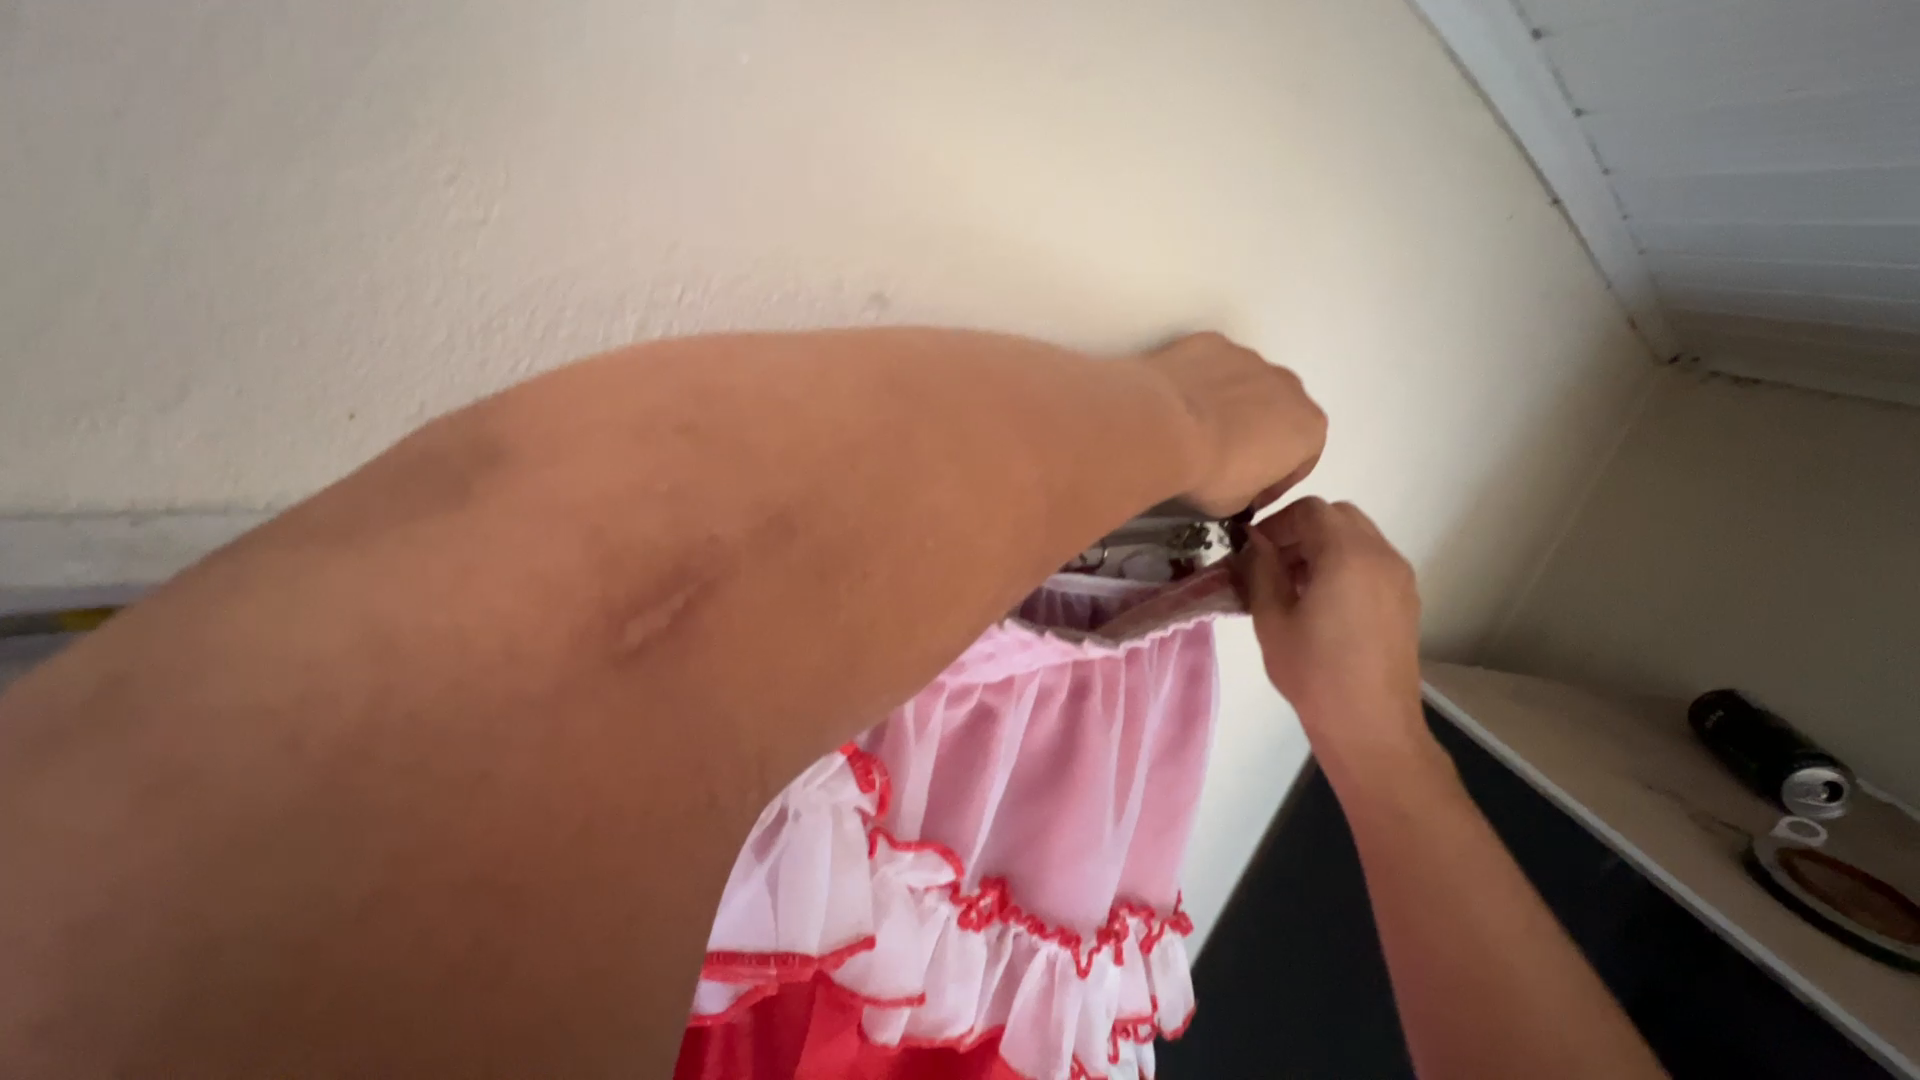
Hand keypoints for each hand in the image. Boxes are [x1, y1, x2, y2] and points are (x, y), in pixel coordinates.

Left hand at [1136, 333, 1325, 516]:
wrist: (1162, 428)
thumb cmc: (1210, 472)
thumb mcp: (1235, 504)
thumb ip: (1249, 493)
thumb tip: (1238, 489)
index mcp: (1308, 428)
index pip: (1300, 460)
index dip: (1274, 481)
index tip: (1248, 494)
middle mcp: (1289, 386)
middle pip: (1276, 415)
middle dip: (1254, 435)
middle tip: (1221, 459)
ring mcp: (1250, 358)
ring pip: (1244, 386)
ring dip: (1227, 406)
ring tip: (1193, 431)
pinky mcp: (1212, 343)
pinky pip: (1210, 367)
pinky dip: (1198, 384)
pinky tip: (1176, 405)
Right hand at [1238, 497, 1428, 773]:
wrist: (1370, 725)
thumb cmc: (1313, 672)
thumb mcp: (1271, 618)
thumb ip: (1261, 569)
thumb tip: (1256, 544)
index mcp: (1347, 555)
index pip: (1310, 510)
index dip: (1276, 523)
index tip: (1253, 550)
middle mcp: (1381, 556)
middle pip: (1338, 516)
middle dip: (1301, 530)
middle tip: (1272, 564)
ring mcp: (1399, 577)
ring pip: (1357, 537)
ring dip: (1322, 547)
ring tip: (1293, 586)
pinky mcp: (1405, 599)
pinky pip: (1371, 561)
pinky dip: (1343, 564)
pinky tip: (1320, 602)